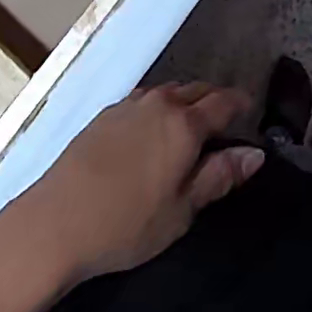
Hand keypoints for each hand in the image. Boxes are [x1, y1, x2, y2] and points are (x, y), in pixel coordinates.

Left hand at [2, 82, 263, 282]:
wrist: (57, 219)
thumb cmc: (127, 222)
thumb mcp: (183, 210)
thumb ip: (220, 176)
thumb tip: (254, 154)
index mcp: (183, 124)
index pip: (223, 101)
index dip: (241, 102)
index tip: (251, 107)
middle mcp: (158, 103)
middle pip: (196, 89)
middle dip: (215, 99)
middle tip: (226, 118)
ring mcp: (129, 104)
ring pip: (169, 91)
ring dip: (185, 101)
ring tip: (191, 123)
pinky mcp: (106, 113)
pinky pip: (144, 100)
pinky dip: (159, 107)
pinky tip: (153, 130)